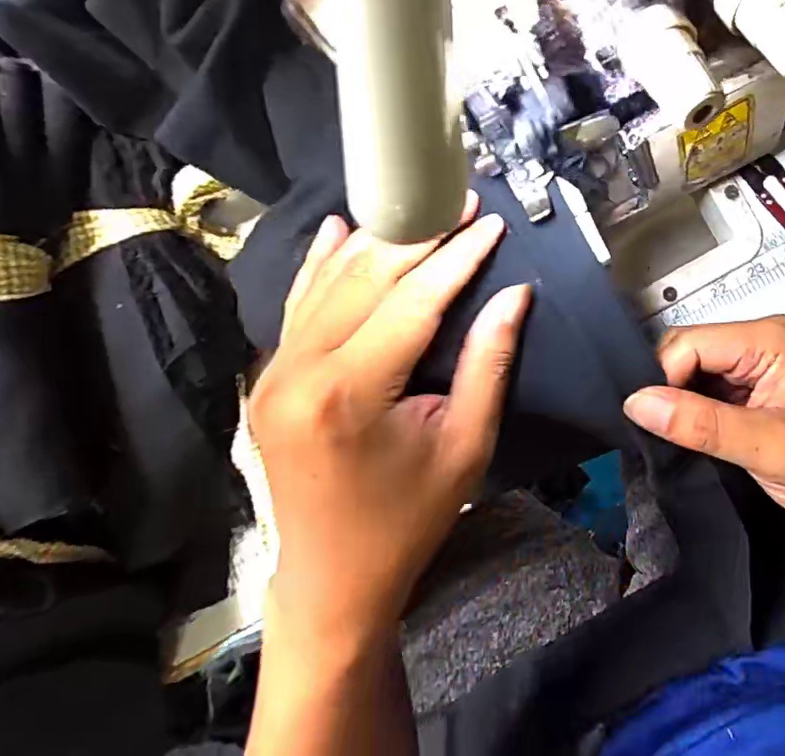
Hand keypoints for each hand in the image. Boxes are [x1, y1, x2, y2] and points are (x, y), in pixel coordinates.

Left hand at [248, 196, 531, 647]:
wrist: (329, 582)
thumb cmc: (407, 519)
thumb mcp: (466, 445)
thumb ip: (487, 362)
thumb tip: (515, 293)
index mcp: (350, 392)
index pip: (414, 299)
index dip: (458, 256)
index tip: (491, 222)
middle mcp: (299, 370)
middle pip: (368, 278)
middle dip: (421, 235)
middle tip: (461, 202)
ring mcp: (274, 371)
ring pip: (329, 281)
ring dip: (377, 240)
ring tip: (420, 206)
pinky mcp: (269, 377)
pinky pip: (299, 304)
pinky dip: (322, 263)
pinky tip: (340, 228)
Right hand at [621, 317, 784, 539]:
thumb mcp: (770, 449)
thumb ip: (702, 424)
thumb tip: (636, 403)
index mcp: (769, 338)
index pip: (690, 344)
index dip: (666, 382)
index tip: (661, 428)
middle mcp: (763, 337)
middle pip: (690, 351)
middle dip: (673, 390)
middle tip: (672, 437)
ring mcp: (761, 358)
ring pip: (696, 369)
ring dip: (684, 401)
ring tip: (684, 438)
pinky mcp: (758, 381)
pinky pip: (711, 384)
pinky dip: (698, 408)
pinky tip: (698, 433)